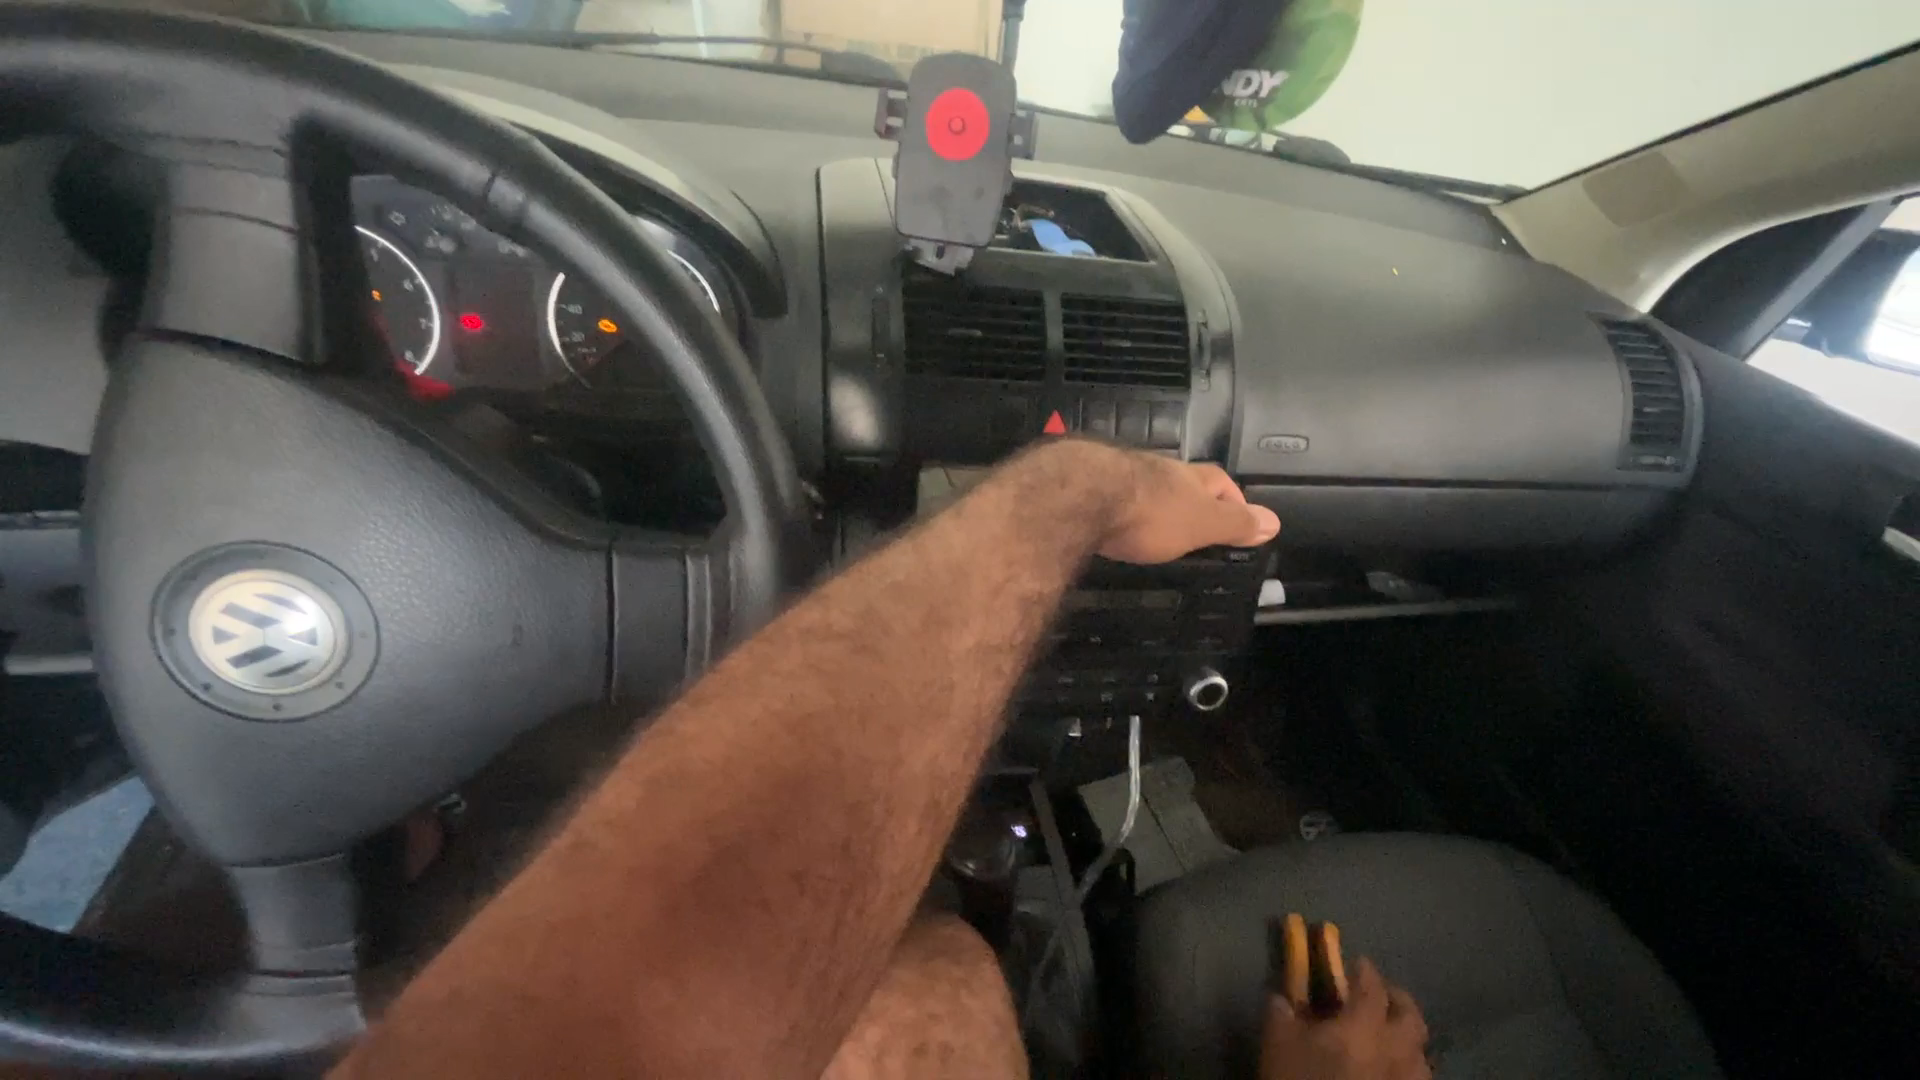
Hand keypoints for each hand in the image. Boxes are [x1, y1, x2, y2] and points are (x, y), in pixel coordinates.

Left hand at [1088, 444, 1279, 563]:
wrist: (1080, 495)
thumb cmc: (1150, 512)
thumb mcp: (1202, 523)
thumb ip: (1234, 523)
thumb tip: (1274, 521)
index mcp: (1186, 477)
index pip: (1217, 480)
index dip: (1230, 496)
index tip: (1236, 516)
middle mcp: (1153, 468)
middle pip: (1178, 478)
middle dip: (1188, 496)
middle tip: (1193, 520)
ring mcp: (1116, 473)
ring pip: (1142, 484)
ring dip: (1150, 500)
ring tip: (1152, 522)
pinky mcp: (1084, 485)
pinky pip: (1108, 494)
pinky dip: (1115, 507)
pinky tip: (1109, 520)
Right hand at [1258, 959, 1431, 1079]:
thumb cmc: (1297, 1079)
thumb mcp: (1277, 1040)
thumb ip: (1282, 1010)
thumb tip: (1284, 996)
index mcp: (1362, 1030)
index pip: (1372, 989)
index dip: (1365, 971)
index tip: (1355, 962)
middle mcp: (1393, 1055)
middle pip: (1412, 1020)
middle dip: (1398, 1000)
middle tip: (1381, 993)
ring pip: (1422, 1056)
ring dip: (1407, 1038)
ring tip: (1388, 1036)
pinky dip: (1408, 1070)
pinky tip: (1390, 1073)